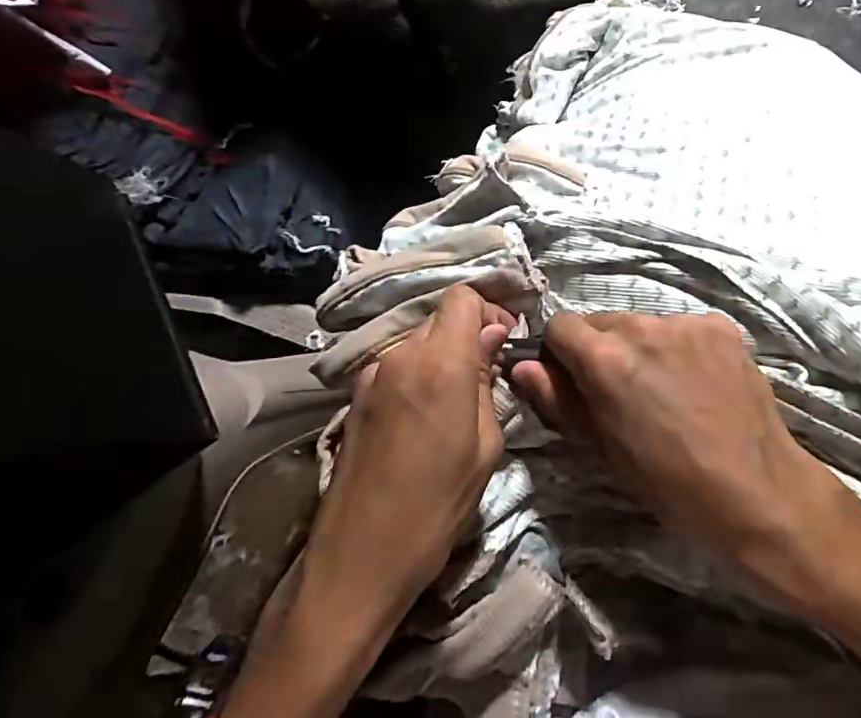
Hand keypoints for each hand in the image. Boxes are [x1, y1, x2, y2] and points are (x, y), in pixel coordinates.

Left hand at [224, 286, 514, 717]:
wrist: (356, 562)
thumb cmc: (435, 508)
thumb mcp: (484, 446)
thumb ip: (487, 380)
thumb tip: (492, 337)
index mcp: (438, 363)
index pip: (462, 298)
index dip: (490, 310)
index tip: (506, 340)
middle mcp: (398, 357)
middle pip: (439, 315)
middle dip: (469, 331)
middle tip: (490, 369)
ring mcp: (369, 376)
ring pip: (417, 338)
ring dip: (444, 352)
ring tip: (461, 395)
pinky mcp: (354, 397)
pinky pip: (397, 364)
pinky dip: (420, 371)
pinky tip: (429, 411)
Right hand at [509, 312, 843, 581]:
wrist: (755, 488)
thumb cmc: (670, 483)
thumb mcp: (604, 448)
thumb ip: (560, 400)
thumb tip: (523, 367)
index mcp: (607, 358)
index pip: (562, 326)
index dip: (561, 353)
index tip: (574, 381)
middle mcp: (645, 326)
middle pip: (605, 323)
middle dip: (604, 350)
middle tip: (625, 394)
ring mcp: (689, 322)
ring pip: (647, 324)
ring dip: (645, 347)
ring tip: (668, 390)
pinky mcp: (722, 326)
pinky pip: (685, 328)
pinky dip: (682, 348)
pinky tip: (699, 382)